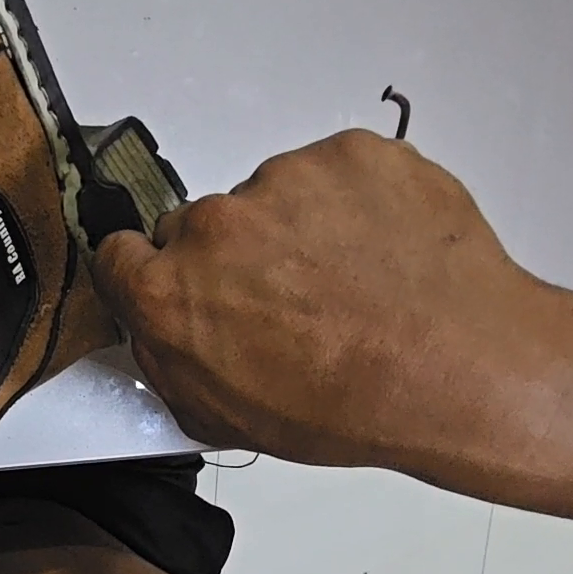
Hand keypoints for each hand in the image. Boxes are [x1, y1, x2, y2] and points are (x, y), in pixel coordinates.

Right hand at [92, 130, 556, 467]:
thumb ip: (167, 361)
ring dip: (291, 232)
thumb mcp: (222, 419)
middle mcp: (211, 227)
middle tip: (281, 299)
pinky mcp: (347, 154)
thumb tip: (158, 329)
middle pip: (194, 227)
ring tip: (344, 283)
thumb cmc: (343, 406)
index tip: (174, 284)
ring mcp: (282, 182)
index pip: (118, 254)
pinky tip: (376, 255)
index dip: (146, 273)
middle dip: (225, 259)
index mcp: (166, 293)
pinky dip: (346, 206)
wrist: (454, 372)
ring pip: (266, 200)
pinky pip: (329, 175)